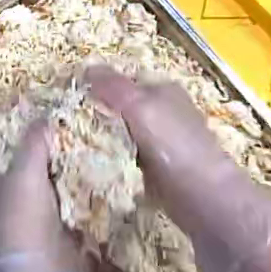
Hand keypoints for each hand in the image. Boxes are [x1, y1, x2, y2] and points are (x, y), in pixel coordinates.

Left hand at [0, 118, 85, 271]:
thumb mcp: (25, 175)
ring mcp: (42, 212)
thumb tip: (47, 117)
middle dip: (54, 141)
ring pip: (58, 176)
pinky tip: (105, 167)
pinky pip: (77, 196)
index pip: (3, 145)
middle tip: (79, 119)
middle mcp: (17, 195)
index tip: (42, 106)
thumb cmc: (27, 222)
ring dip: (74, 161)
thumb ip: (34, 144)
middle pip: (34, 159)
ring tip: (96, 136)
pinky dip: (88, 183)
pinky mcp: (64, 226)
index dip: (18, 125)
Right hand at [85, 65, 270, 271]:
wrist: (209, 203)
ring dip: (103, 142)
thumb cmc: (176, 148)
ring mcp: (165, 144)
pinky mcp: (162, 173)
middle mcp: (165, 112)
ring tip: (70, 149)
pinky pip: (129, 162)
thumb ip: (114, 87)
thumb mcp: (142, 107)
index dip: (95, 86)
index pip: (122, 79)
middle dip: (96, 115)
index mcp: (163, 90)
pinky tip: (95, 172)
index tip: (65, 99)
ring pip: (124, 136)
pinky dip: (114, 165)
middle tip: (61, 128)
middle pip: (122, 108)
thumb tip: (85, 68)